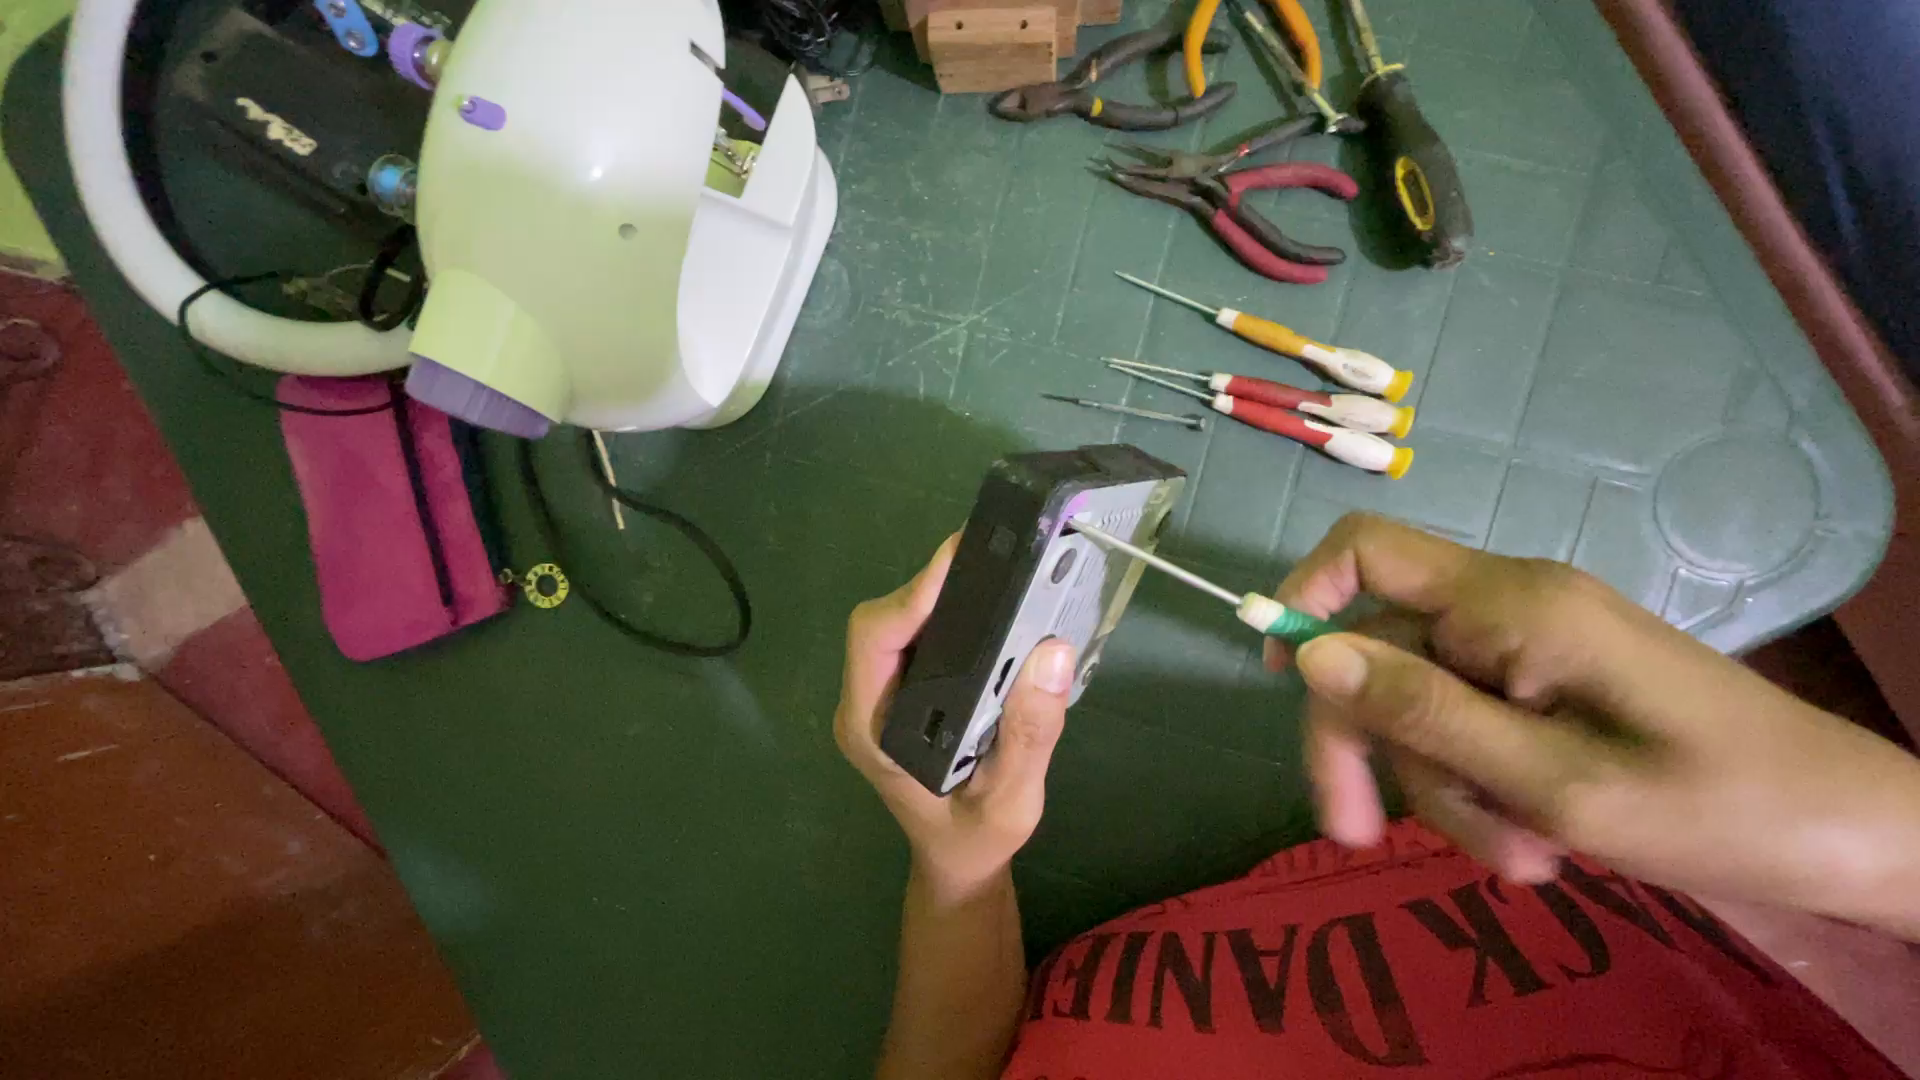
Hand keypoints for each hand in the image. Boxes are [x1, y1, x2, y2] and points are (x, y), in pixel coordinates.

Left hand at [836, 535, 1078, 898]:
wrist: (957, 861)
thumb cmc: (976, 837)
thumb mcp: (1012, 799)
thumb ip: (1029, 732)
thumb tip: (1052, 651)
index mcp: (873, 729)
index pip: (874, 640)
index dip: (913, 596)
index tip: (961, 563)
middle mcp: (865, 703)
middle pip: (883, 622)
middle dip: (932, 588)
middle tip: (992, 562)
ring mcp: (878, 695)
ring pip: (898, 623)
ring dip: (941, 597)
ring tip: (995, 577)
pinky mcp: (900, 691)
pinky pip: (915, 638)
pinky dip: (948, 616)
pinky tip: (987, 611)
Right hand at [1270, 513, 1919, 936]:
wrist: (1871, 844)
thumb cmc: (1724, 810)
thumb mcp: (1553, 784)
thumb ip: (1423, 713)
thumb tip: (1308, 655)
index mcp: (1509, 605)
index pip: (1367, 551)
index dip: (1304, 594)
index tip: (1278, 673)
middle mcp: (1505, 609)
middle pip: (1380, 653)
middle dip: (1365, 744)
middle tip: (1355, 832)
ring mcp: (1523, 647)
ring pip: (1419, 704)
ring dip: (1441, 787)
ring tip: (1514, 858)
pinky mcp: (1541, 684)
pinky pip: (1464, 724)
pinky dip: (1476, 786)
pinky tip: (1527, 842)